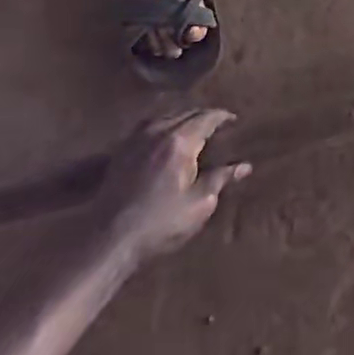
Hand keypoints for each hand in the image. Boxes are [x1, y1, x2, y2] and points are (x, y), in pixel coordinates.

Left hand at [97, 110, 250, 261]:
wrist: (109, 241)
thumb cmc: (160, 222)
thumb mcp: (199, 203)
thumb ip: (221, 179)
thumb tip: (244, 167)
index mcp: (181, 141)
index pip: (207, 117)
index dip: (223, 117)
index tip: (234, 120)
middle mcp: (158, 132)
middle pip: (186, 113)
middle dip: (204, 116)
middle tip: (217, 126)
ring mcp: (136, 140)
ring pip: (165, 118)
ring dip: (182, 119)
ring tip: (193, 130)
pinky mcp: (121, 152)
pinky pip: (148, 128)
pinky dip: (163, 127)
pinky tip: (164, 139)